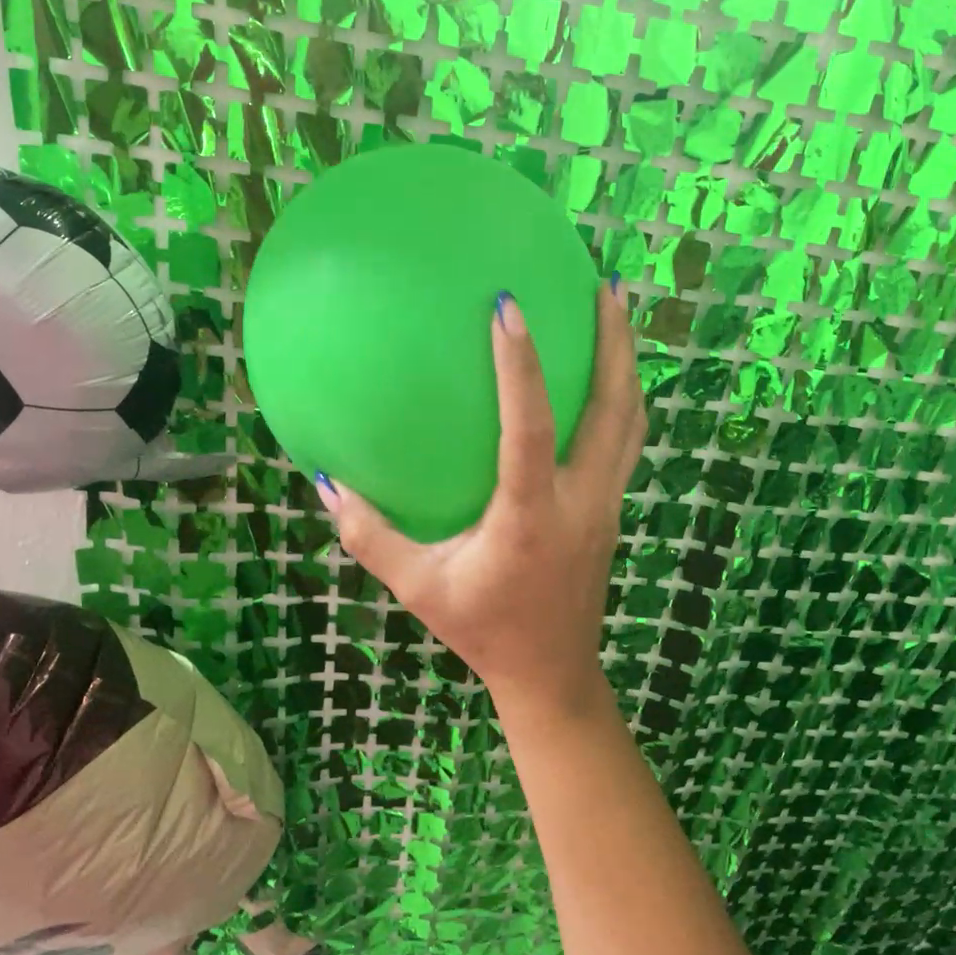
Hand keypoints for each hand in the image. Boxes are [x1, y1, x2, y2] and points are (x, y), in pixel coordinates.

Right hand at [317, 280, 645, 715]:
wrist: (553, 673)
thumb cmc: (485, 630)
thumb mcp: (419, 588)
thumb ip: (370, 535)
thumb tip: (325, 482)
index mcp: (531, 514)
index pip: (530, 427)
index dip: (521, 367)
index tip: (507, 306)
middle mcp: (581, 500)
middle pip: (614, 409)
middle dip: (614, 342)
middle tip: (603, 281)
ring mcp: (607, 504)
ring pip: (630, 421)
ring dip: (627, 363)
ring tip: (617, 310)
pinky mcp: (612, 510)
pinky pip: (626, 441)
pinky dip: (623, 397)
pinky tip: (607, 374)